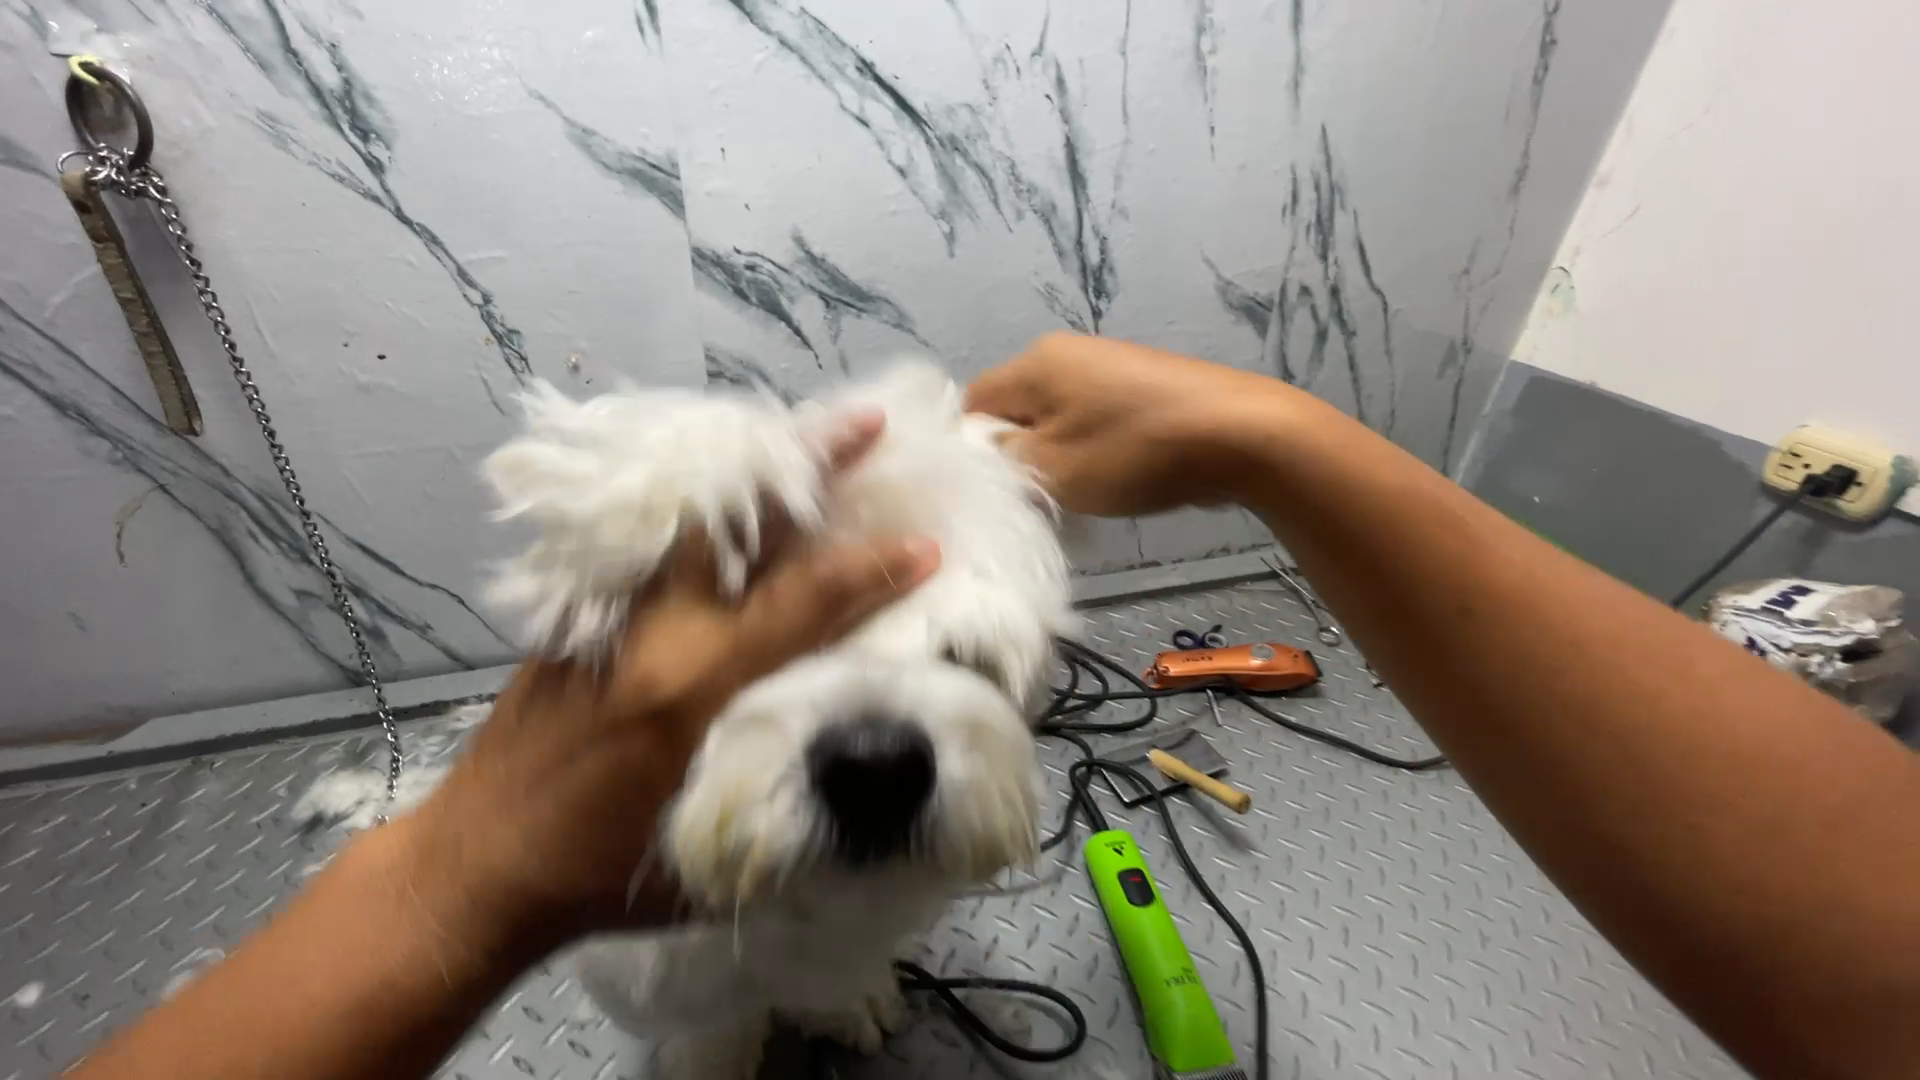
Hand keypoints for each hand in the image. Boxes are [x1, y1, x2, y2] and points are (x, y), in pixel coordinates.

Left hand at [395, 412, 940, 951]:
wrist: (476, 867)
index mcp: (695, 687)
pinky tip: (744, 507)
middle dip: (809, 460)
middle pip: (741, 516)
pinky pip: (667, 539)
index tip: (926, 547)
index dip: (873, 569)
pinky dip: (714, 509)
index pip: (803, 602)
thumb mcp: (720, 842)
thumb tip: (862, 746)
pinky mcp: (586, 611)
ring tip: (809, 442)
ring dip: (759, 472)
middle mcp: (656, 628)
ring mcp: (614, 610)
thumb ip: (794, 783)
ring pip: (697, 512)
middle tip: (867, 420)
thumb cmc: (609, 873)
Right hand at [965, 332, 1295, 515]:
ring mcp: (1106, 368)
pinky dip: (1088, 452)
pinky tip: (1110, 480)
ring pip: (1053, 421)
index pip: (971, 404)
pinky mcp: (1139, 388)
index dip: (968, 451)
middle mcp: (1065, 354)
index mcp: (1035, 363)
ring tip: (1074, 495)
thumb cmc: (1134, 452)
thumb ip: (1002, 460)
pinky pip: (1090, 422)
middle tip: (1029, 499)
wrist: (1241, 434)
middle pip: (1013, 411)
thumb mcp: (1053, 467)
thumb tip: (984, 453)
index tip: (984, 491)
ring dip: (1053, 459)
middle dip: (1015, 457)